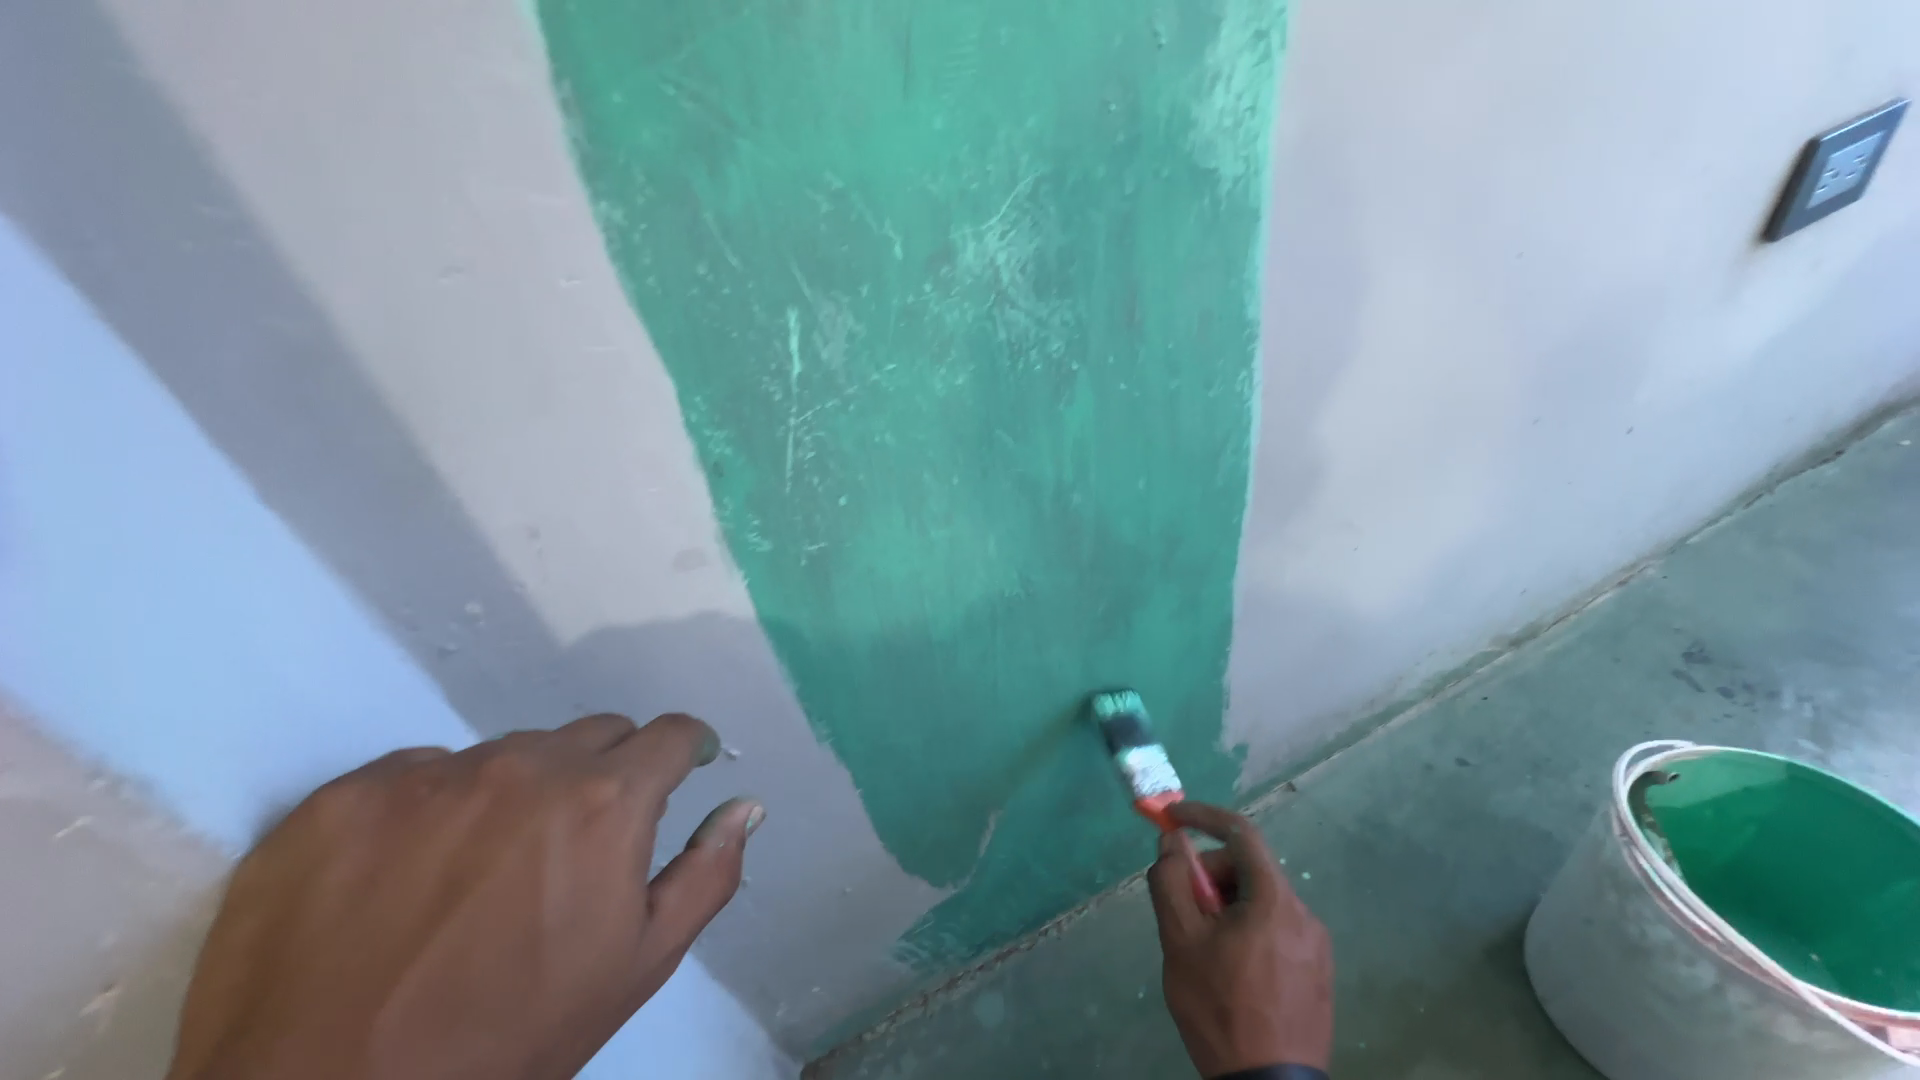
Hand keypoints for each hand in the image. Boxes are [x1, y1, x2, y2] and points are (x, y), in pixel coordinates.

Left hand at [166, 713, 761, 1079]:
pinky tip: (408, 873)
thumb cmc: (511, 1039)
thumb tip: (745, 805)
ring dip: (517, 791)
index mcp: (606, 801)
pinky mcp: (345, 794)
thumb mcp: (639, 966)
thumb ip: (707, 873)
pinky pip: (419, 774)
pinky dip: (435, 806)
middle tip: (576, 844)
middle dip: (605, 772)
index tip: (679, 771)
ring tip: (483, 869)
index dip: (683, 751)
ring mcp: (429, 773)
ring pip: (506, 753)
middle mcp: (524, 764)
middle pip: (592, 735)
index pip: (669, 734)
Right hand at [1148, 802, 1333, 1077]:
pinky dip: (1246, 930)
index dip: (1202, 816)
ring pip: (1260, 901)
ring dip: (1225, 907)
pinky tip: (1230, 970)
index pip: (1240, 832)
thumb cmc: (1220, 1008)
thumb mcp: (1181, 941)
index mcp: (1274, 899)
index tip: (1171, 819)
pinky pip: (1275, 929)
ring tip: (1204, 951)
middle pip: (1248, 870)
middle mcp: (1303, 913)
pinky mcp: (1318, 971)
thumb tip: (1172, 843)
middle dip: (1209, 878)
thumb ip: (1172, 882)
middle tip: (1184, 913)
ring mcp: (1316, 945)